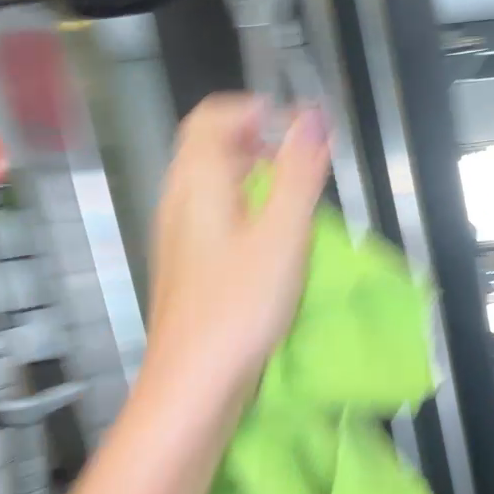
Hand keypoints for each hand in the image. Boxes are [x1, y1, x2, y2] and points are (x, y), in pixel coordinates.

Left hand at [146, 93, 329, 394]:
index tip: (301, 131)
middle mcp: (179, 201)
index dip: (257, 111)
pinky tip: (275, 243)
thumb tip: (315, 117)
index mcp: (197, 183)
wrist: (195, 382)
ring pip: (214, 184)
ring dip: (256, 179)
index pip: (213, 117)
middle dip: (260, 143)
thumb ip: (299, 174)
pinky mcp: (190, 266)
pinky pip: (216, 217)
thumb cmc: (239, 307)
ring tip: (297, 203)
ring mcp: (180, 235)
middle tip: (304, 165)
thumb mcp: (282, 236)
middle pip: (211, 148)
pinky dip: (248, 212)